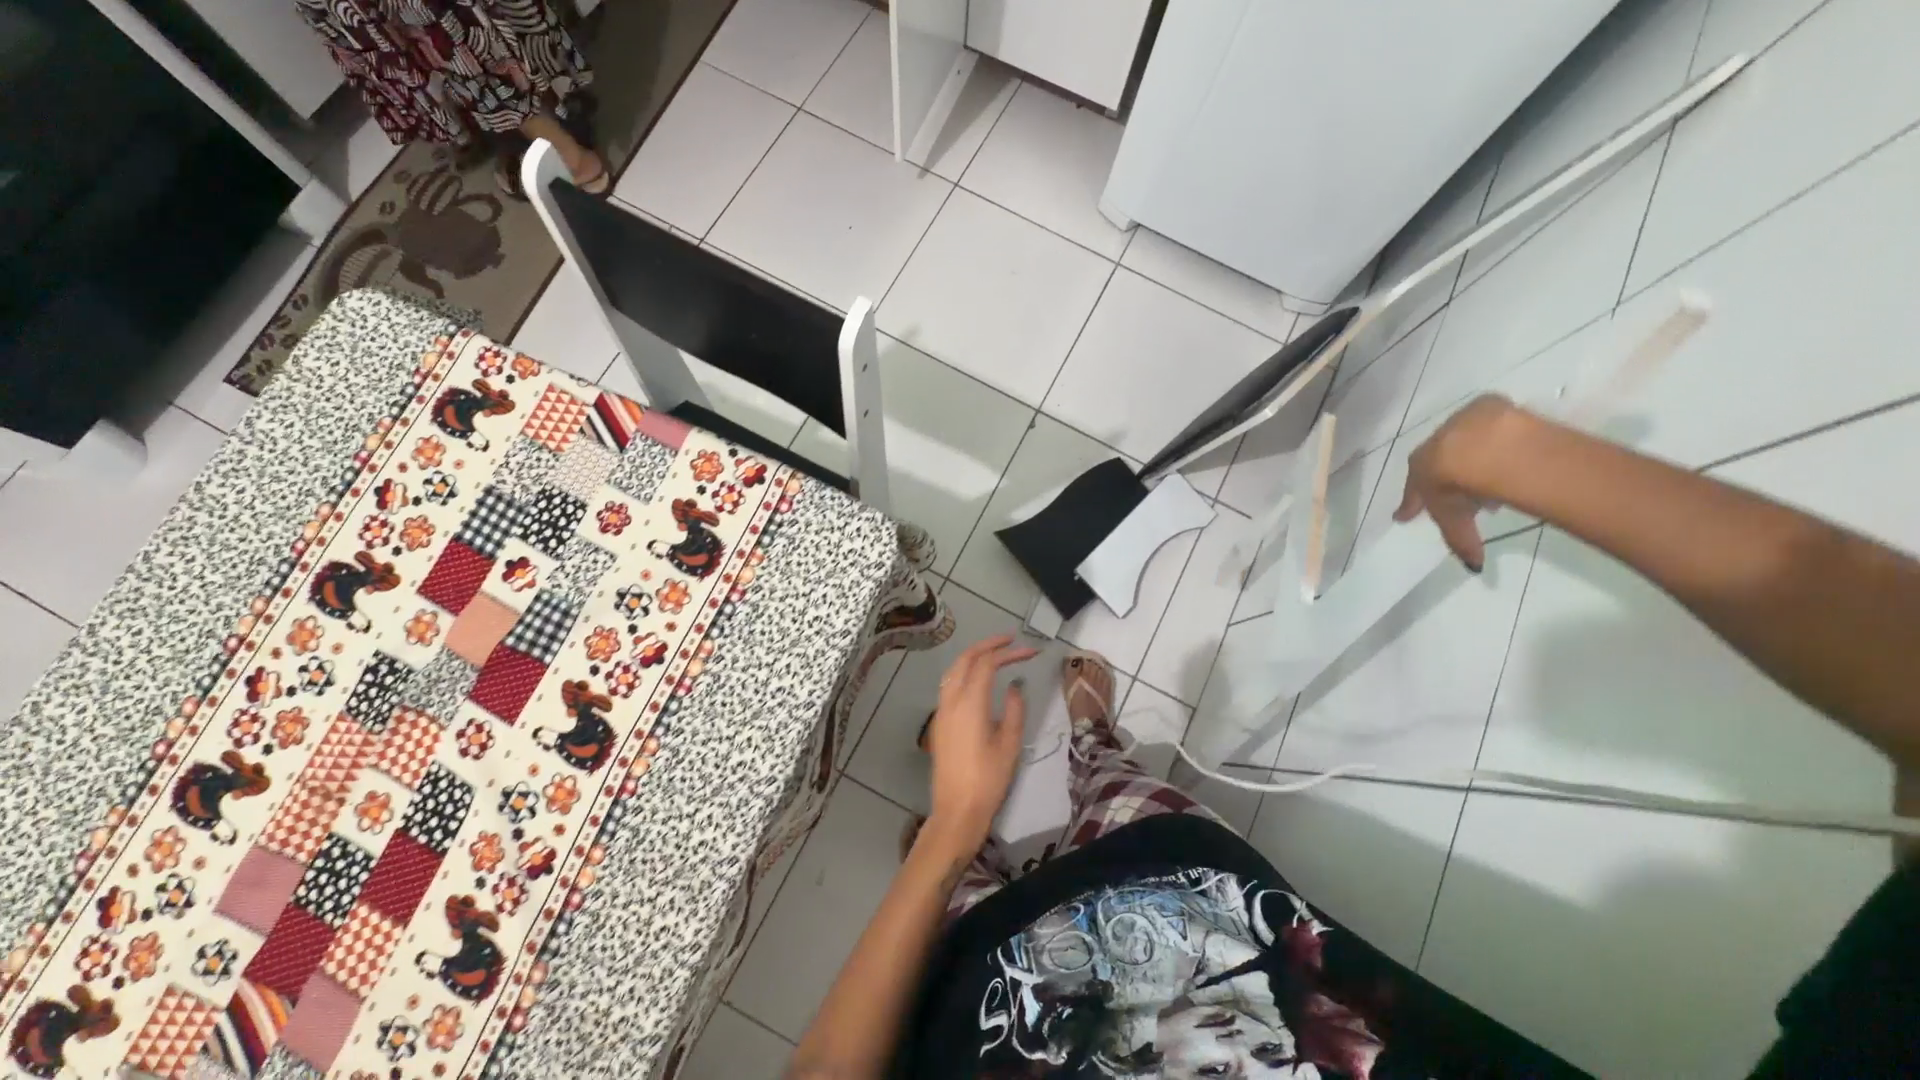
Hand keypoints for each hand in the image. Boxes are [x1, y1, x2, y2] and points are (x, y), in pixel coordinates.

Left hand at [924, 635, 1035, 851]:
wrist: (957, 809)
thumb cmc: (988, 779)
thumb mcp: (1009, 744)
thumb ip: (1013, 709)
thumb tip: (1014, 685)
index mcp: (969, 703)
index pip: (987, 663)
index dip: (1009, 652)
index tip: (1031, 651)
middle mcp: (950, 701)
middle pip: (965, 660)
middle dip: (987, 645)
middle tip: (1010, 640)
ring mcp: (941, 711)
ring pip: (953, 671)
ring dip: (973, 657)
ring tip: (995, 653)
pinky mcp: (939, 723)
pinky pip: (949, 685)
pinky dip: (964, 672)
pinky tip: (979, 679)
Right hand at [1393, 394, 1534, 571]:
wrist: (1479, 447)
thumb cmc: (1455, 484)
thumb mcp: (1455, 518)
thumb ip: (1461, 539)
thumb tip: (1474, 566)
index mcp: (1420, 469)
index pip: (1413, 490)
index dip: (1412, 504)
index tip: (1404, 516)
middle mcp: (1435, 443)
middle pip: (1438, 463)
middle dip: (1447, 479)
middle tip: (1464, 498)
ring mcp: (1460, 422)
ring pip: (1463, 442)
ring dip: (1473, 459)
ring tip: (1493, 479)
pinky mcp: (1486, 405)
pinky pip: (1488, 423)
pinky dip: (1495, 435)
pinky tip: (1508, 447)